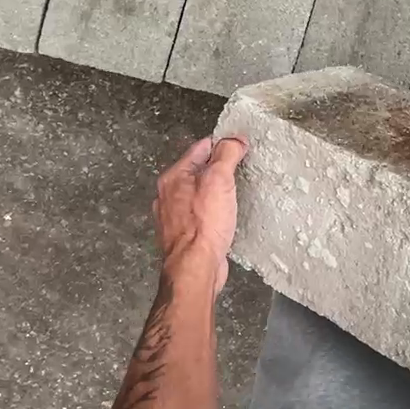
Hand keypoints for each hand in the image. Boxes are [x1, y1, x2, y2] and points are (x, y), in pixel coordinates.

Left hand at [153, 137, 244, 294]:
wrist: (195, 268)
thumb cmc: (203, 227)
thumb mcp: (220, 179)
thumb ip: (227, 154)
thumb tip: (234, 140)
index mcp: (174, 177)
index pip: (201, 147)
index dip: (224, 144)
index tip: (240, 146)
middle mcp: (169, 195)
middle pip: (198, 169)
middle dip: (218, 167)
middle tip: (238, 169)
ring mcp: (174, 216)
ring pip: (198, 192)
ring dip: (215, 190)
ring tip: (232, 192)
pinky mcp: (183, 234)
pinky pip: (200, 213)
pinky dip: (212, 210)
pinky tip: (223, 216)